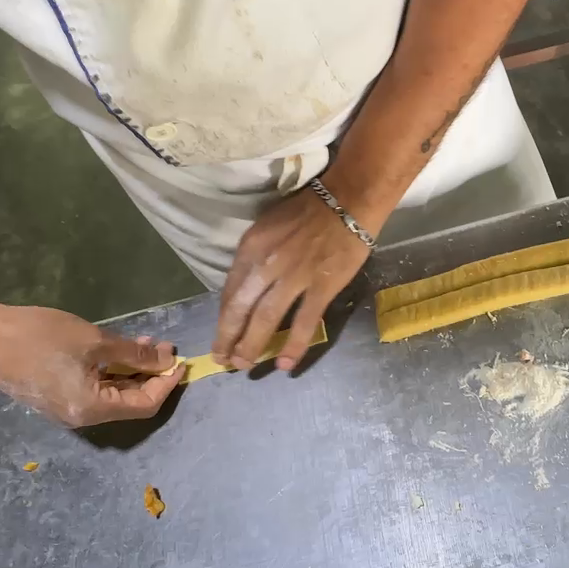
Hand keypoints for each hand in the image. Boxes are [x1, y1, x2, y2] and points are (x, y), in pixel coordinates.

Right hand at [0, 303, 181, 426]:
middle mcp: (80, 418)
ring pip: (112, 395)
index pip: (145, 405)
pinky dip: (111, 372)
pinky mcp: (53, 396)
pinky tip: (119, 350)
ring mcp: (64, 409)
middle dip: (151, 375)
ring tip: (146, 343)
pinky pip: (93, 389)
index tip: (180, 361)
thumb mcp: (94, 341)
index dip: (166, 384)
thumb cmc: (37, 336)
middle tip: (164, 347)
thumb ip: (135, 354)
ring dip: (132, 371)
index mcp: (91, 410)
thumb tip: (166, 360)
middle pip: (130, 402)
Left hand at [212, 188, 370, 371]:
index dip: (223, 318)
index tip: (220, 337)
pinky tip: (285, 363)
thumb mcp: (269, 228)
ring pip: (266, 318)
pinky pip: (304, 322)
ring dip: (252, 345)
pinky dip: (293, 345)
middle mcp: (266, 263)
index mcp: (251, 247)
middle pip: (240, 308)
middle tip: (224, 360)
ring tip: (245, 366)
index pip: (230, 290)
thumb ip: (256, 257)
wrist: (348, 202)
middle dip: (229, 338)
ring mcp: (294, 277)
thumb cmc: (309, 211)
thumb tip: (248, 287)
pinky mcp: (322, 287)